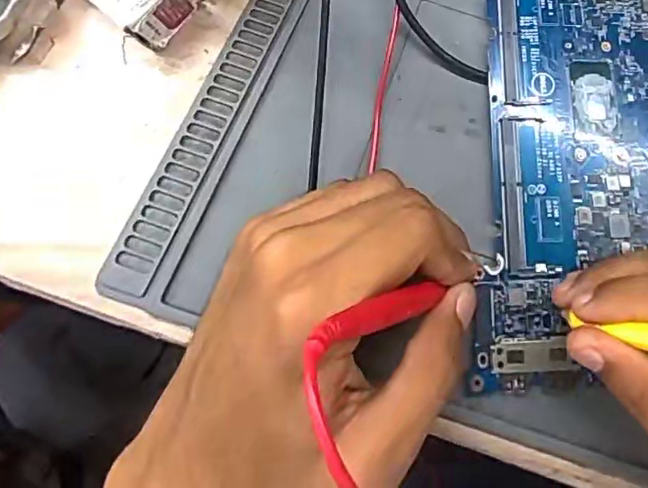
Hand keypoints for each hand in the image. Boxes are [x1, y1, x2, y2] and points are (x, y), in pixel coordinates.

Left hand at [111, 172, 478, 487]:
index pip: (409, 226)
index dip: (450, 253)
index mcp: (307, 301)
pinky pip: (337, 197)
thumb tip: (463, 296)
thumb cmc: (276, 474)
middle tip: (442, 288)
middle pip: (393, 196)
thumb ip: (432, 371)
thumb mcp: (370, 455)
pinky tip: (368, 269)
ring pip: (368, 188)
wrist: (184, 472)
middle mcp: (281, 248)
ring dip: (403, 225)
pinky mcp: (257, 231)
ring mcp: (264, 233)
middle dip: (433, 236)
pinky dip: (368, 221)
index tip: (460, 292)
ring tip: (409, 280)